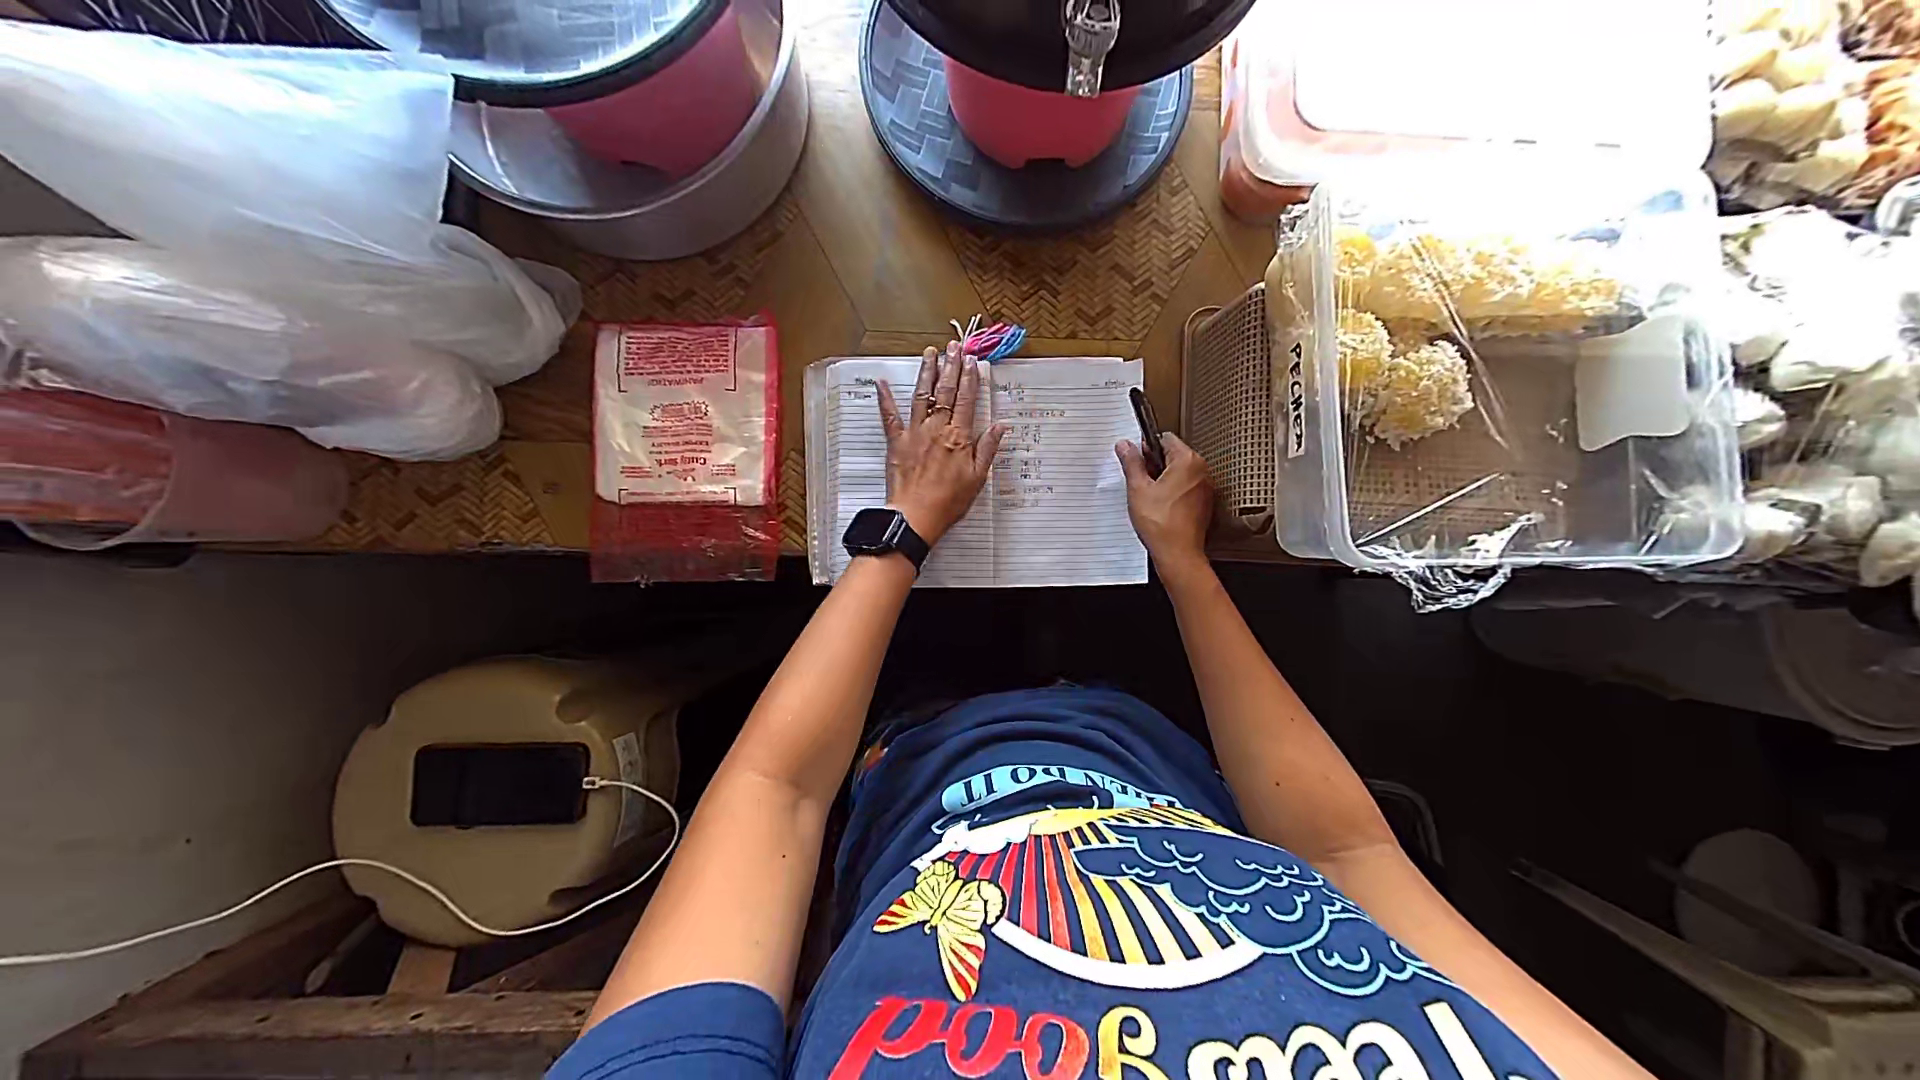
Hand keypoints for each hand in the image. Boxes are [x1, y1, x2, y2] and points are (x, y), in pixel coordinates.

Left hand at [877, 342, 1007, 545]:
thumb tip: (1000, 427)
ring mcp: (915, 433)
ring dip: (927, 372)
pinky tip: (882, 382)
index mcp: (958, 437)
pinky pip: (889, 416)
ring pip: (922, 395)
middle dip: (951, 366)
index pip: (967, 400)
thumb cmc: (948, 502)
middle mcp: (937, 429)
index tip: (972, 362)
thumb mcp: (977, 478)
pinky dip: (885, 398)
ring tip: (930, 354)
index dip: (971, 379)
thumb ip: (988, 449)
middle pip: (946, 391)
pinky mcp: (896, 442)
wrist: (916, 516)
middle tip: (954, 347)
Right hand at [1116, 432, 1212, 574]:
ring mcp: (1204, 487)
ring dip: (1164, 479)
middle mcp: (1201, 471)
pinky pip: (1186, 488)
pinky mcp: (1203, 502)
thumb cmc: (1162, 524)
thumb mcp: (1138, 489)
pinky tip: (1161, 507)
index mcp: (1187, 461)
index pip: (1165, 439)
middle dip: (1155, 465)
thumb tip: (1125, 446)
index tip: (1135, 460)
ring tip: (1150, 497)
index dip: (1146, 448)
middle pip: (1173, 455)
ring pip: (1179, 472)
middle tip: (1140, 482)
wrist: (1178, 553)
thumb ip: (1131, 462)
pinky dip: (1173, 492)